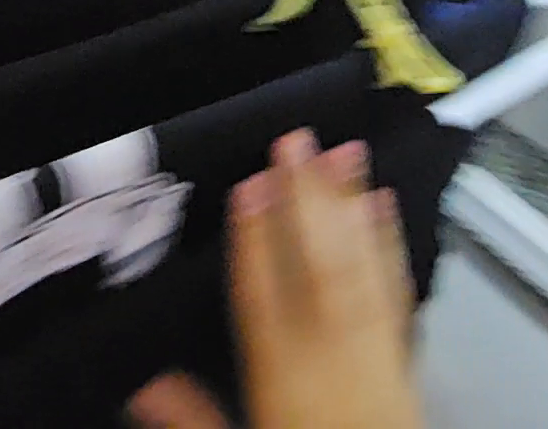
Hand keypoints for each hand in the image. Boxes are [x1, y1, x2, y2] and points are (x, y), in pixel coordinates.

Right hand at [129, 130, 422, 428]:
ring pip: (356, 267)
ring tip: (343, 153)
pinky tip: (383, 202)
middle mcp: (327, 355)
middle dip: (304, 197)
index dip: (252, 237)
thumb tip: (146, 387)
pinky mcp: (401, 351)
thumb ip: (192, 413)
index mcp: (280, 377)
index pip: (260, 296)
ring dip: (348, 203)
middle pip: (315, 265)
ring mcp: (370, 350)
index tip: (248, 185)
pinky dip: (388, 241)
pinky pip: (395, 289)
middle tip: (296, 145)